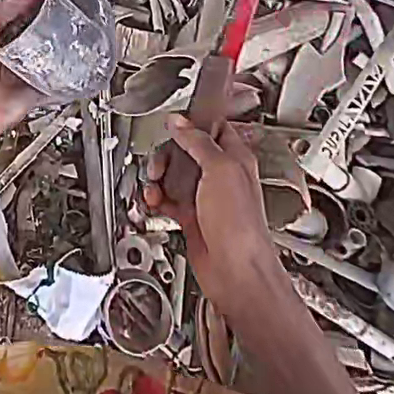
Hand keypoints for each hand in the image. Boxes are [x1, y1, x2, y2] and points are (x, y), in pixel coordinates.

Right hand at [144, 114, 287, 311]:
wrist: (234, 271)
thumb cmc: (240, 225)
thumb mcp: (220, 170)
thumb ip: (198, 142)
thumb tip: (179, 122)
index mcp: (234, 159)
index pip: (213, 128)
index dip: (192, 124)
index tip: (173, 126)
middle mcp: (220, 176)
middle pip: (184, 151)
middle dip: (166, 155)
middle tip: (160, 165)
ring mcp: (204, 196)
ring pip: (172, 174)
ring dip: (157, 178)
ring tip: (155, 186)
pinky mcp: (190, 215)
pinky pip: (166, 198)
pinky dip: (155, 198)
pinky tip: (154, 201)